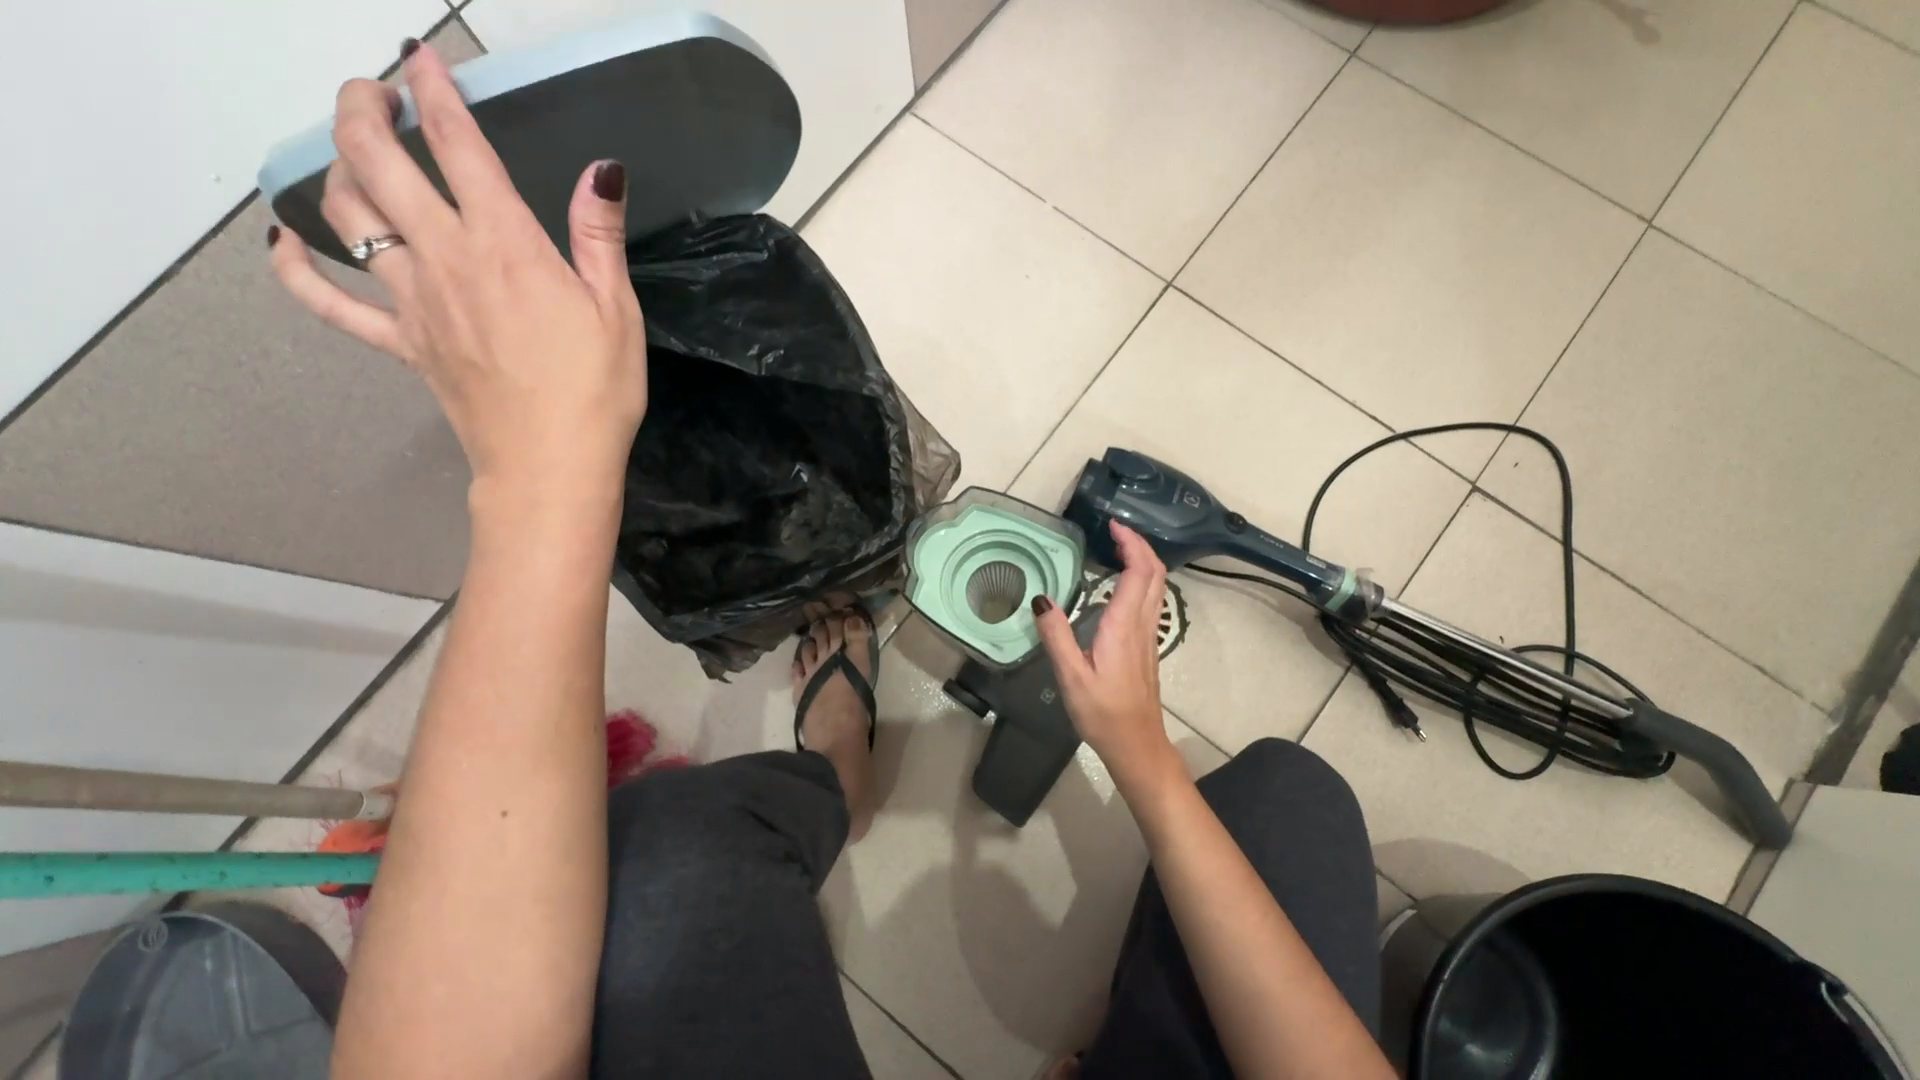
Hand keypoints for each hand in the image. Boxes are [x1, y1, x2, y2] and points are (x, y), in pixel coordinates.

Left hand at [269, 41, 646, 501]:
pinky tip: (283, 243)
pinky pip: (330, 304)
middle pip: (377, 164)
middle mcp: (447, 259)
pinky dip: (298, 270)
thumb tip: (602, 170)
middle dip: (361, 110)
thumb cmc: (597, 391)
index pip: (458, 147)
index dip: (436, 92)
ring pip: (349, 216)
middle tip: (370, 90)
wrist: (552, 466)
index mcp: (507, 247)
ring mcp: (414, 302)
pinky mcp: (402, 343)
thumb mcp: (618, 310)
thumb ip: (599, 236)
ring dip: (339, 170)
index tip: (422, 58)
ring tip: (354, 152)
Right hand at [1033, 522, 1177, 783]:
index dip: (1132, 543)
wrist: (1137, 745)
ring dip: (1143, 561)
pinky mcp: (1147, 647)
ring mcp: (1149, 636)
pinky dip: (1140, 581)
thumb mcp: (1070, 676)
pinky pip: (1151, 601)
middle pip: (1155, 573)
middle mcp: (1143, 625)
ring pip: (1157, 587)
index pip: (1139, 571)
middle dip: (1140, 545)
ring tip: (1117, 550)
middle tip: (1115, 531)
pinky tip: (1119, 587)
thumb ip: (1056, 635)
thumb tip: (1041, 598)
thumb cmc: (1103, 713)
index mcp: (1125, 626)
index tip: (1113, 525)